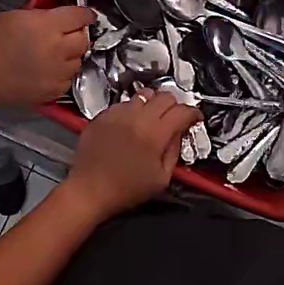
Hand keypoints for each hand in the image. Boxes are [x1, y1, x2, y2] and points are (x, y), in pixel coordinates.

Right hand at [0, 7, 93, 105]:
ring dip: (70, 57)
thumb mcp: (19, 16)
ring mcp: (55, 75)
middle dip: (77, 35)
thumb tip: (64, 21)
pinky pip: (67, 81)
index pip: (80, 17)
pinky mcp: (49, 93)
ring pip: (77, 63)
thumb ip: (46, 17)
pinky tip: (47, 71)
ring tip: (54, 54)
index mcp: (48, 27)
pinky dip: (61, 75)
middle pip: (83, 41)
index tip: (84, 15)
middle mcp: (57, 51)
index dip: (84, 15)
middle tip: (65, 35)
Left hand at [63, 90, 199, 219]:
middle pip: (165, 96)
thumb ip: (174, 150)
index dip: (193, 113)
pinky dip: (132, 109)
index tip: (194, 119)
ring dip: (153, 104)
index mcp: (155, 133)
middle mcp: (137, 117)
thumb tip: (179, 133)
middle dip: (174, 106)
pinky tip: (131, 124)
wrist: (89, 190)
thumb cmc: (126, 189)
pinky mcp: (102, 115)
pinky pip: (124, 103)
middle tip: (174, 118)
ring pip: (143, 95)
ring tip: (152, 118)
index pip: (182, 111)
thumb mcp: (161, 178)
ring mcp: (118, 113)